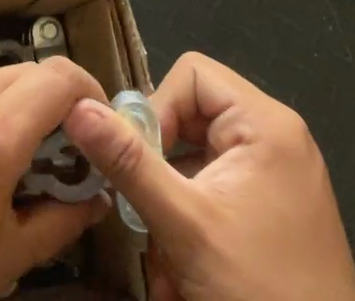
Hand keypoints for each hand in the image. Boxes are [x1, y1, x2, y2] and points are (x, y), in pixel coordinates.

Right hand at [63, 52, 354, 300]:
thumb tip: (78, 106)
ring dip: (170, 202)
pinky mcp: (272, 206)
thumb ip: (129, 162)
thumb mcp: (184, 224)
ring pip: (196, 158)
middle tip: (148, 212)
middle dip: (161, 166)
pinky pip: (213, 189)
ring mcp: (276, 173)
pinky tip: (183, 269)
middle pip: (191, 115)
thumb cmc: (257, 287)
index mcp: (266, 122)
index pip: (191, 74)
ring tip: (167, 257)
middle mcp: (275, 136)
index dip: (158, 109)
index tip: (143, 161)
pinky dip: (190, 221)